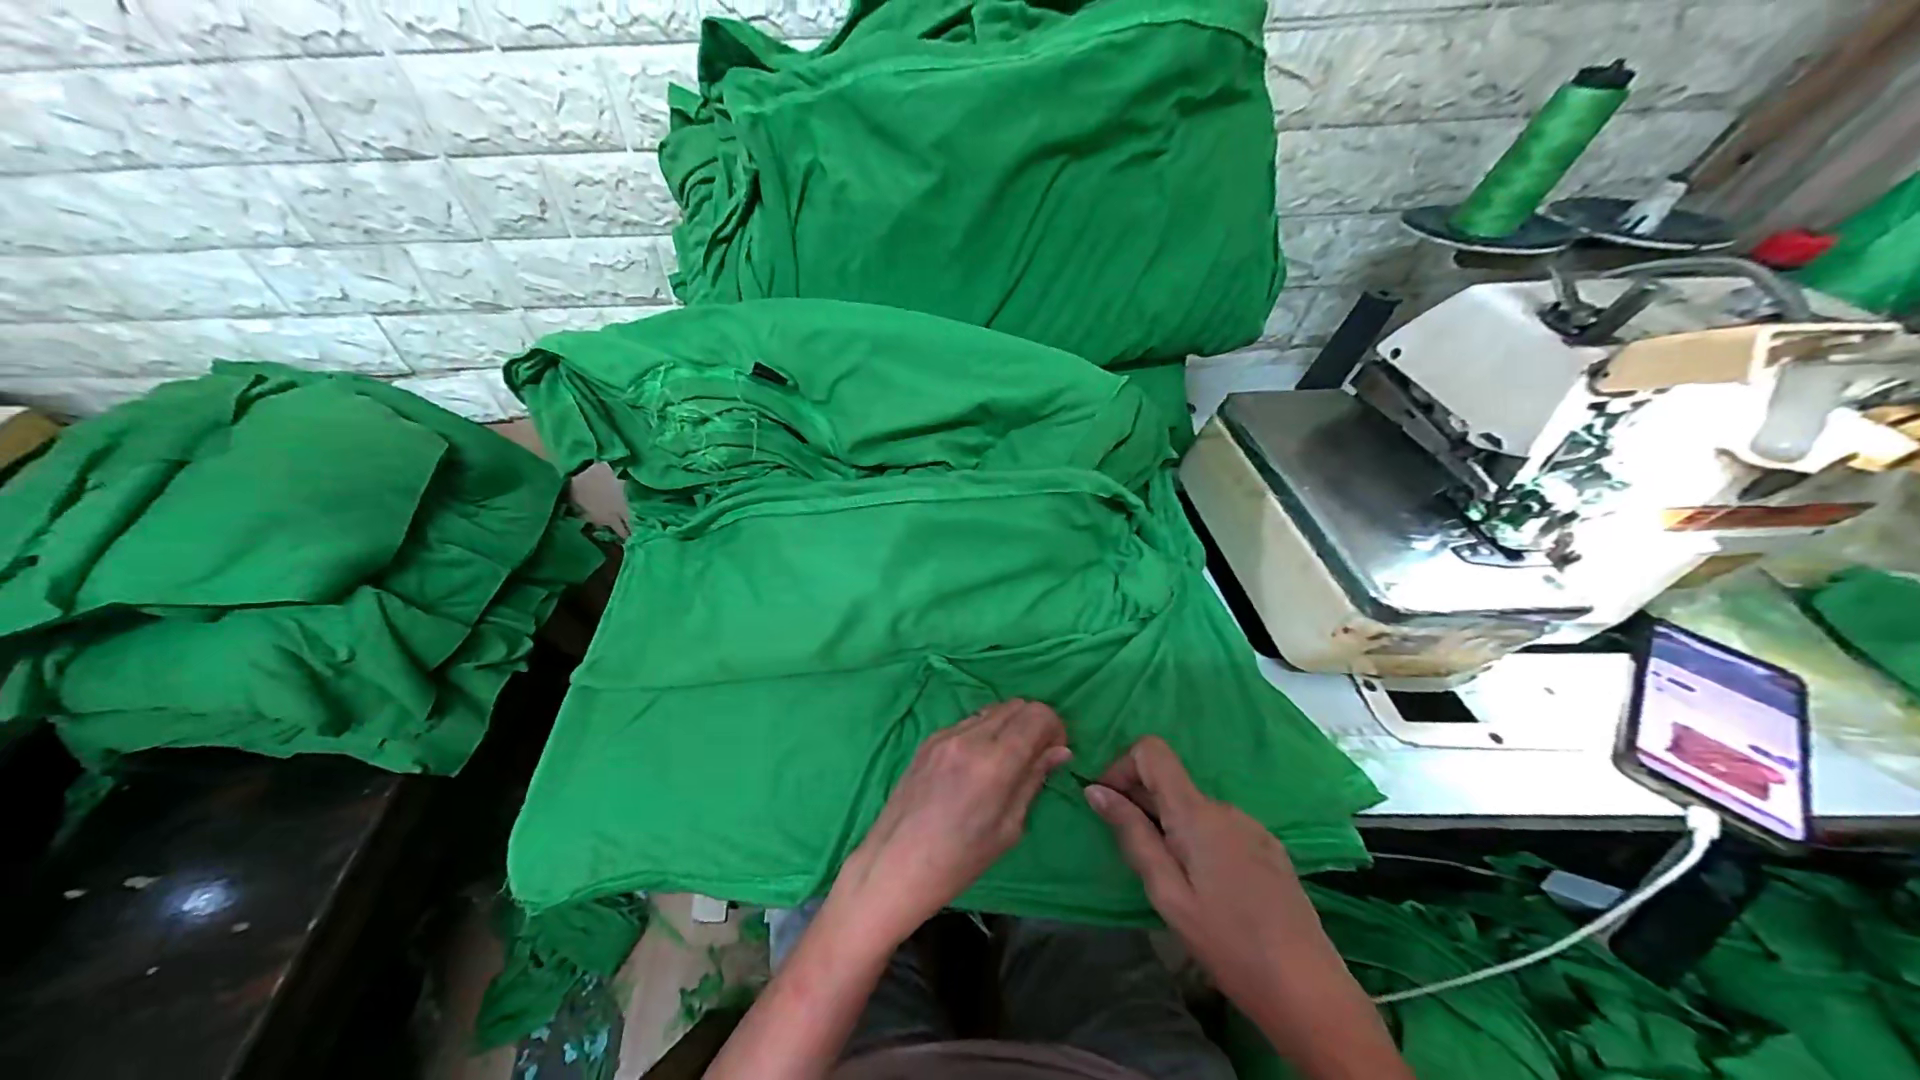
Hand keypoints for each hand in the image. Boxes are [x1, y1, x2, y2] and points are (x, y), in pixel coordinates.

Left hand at [833, 700, 1071, 946]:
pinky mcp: (928, 740)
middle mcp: (969, 737)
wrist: (895, 863)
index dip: (1055, 728)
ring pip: (992, 710)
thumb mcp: (1009, 828)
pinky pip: (968, 722)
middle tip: (1037, 755)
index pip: (1037, 715)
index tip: (1056, 752)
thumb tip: (1059, 750)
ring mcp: (944, 735)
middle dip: (1035, 724)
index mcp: (994, 762)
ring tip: (1008, 760)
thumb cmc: (959, 860)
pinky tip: (979, 764)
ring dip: (1009, 725)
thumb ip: (1033, 780)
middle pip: (1017, 705)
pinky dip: (985, 732)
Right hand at [1083, 736, 1332, 1014]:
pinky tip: (1206, 887)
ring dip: (1168, 826)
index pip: (1152, 751)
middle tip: (1133, 855)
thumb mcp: (1167, 893)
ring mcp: (1250, 826)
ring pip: (1192, 807)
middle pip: (1170, 781)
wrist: (1307, 988)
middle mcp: (1225, 807)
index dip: (1122, 767)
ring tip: (1170, 880)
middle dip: (1139, 803)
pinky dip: (1196, 840)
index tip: (1109, 804)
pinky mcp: (1267, 847)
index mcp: (1197, 813)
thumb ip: (1132, 835)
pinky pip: (1218, 827)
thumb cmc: (1228, 943)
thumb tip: (1096, 791)